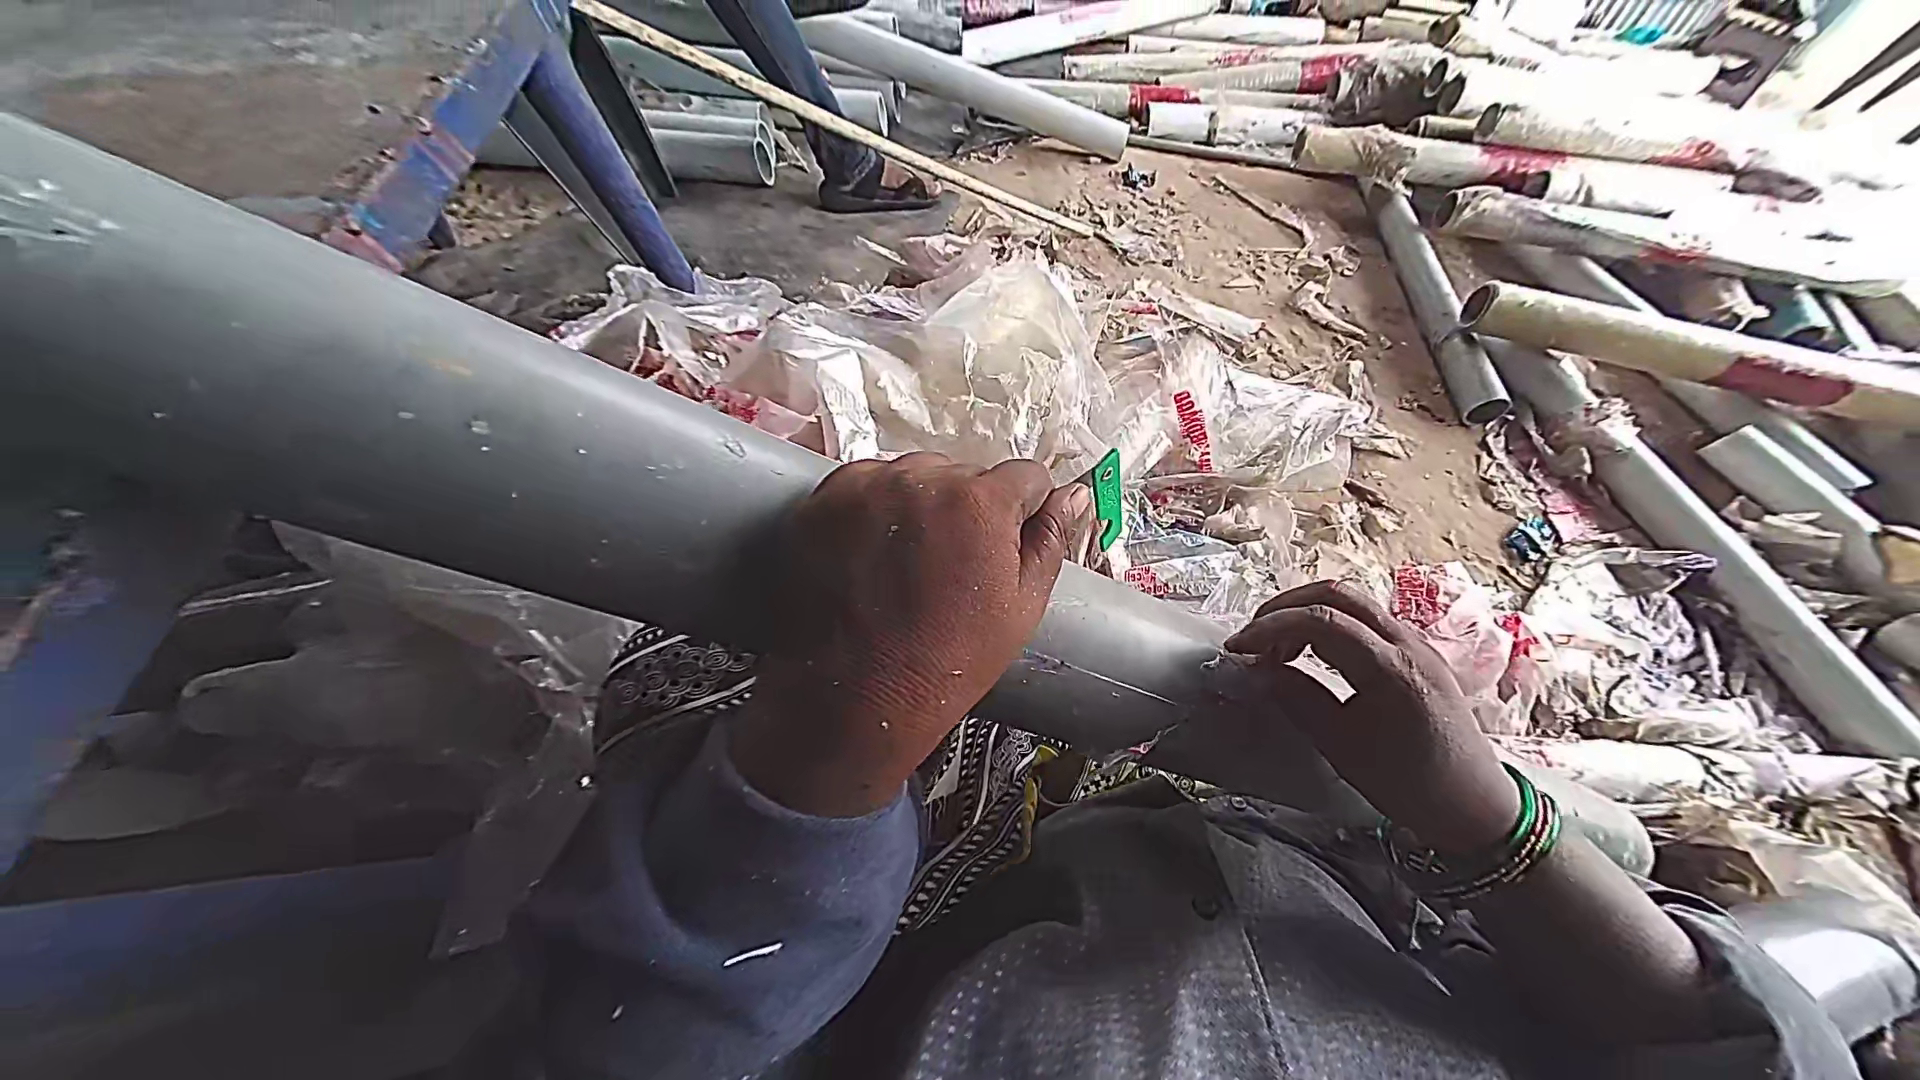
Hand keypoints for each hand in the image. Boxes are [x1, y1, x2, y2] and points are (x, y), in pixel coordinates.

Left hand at [732, 453, 1092, 816]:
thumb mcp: (1020, 606)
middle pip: (964, 474)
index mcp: (981, 503)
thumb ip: (1050, 539)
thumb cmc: (945, 658)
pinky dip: (875, 509)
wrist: (855, 693)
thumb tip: (1072, 497)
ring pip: (915, 477)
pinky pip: (868, 485)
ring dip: (919, 505)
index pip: (1025, 475)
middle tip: (951, 561)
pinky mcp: (826, 498)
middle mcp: (922, 480)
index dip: (1022, 509)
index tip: (1006, 537)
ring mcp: (868, 486)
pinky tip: (875, 554)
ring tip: (908, 560)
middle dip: (967, 507)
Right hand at [1223, 581, 1520, 854]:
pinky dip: (1325, 622)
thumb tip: (1255, 668)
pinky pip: (1363, 617)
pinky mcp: (1416, 650)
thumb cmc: (1409, 785)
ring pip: (1350, 599)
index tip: (1238, 650)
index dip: (1269, 628)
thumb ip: (1296, 697)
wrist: (1478, 809)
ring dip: (1303, 611)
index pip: (1319, 621)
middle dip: (1283, 608)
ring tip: (1276, 645)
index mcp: (1392, 670)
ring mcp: (1416, 643)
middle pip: (1335, 594)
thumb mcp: (1341, 745)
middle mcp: (1408, 644)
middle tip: (1253, 638)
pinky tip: (1308, 651)